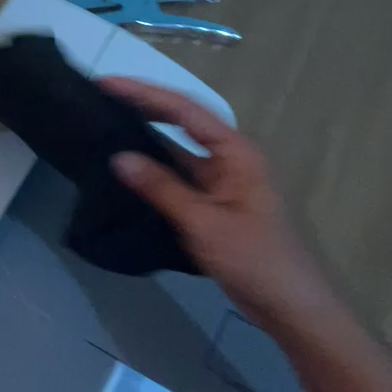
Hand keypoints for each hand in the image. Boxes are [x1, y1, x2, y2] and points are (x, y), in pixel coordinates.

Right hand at [99, 77, 339, 331]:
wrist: (292, 308)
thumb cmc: (255, 260)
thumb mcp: (204, 222)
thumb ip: (161, 188)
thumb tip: (118, 157)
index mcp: (236, 153)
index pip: (185, 110)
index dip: (144, 93)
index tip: (106, 83)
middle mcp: (229, 158)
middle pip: (181, 120)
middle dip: (142, 104)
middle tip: (100, 94)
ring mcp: (220, 181)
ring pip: (176, 146)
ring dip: (144, 133)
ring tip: (105, 121)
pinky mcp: (211, 202)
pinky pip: (175, 172)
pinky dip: (150, 164)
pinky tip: (125, 165)